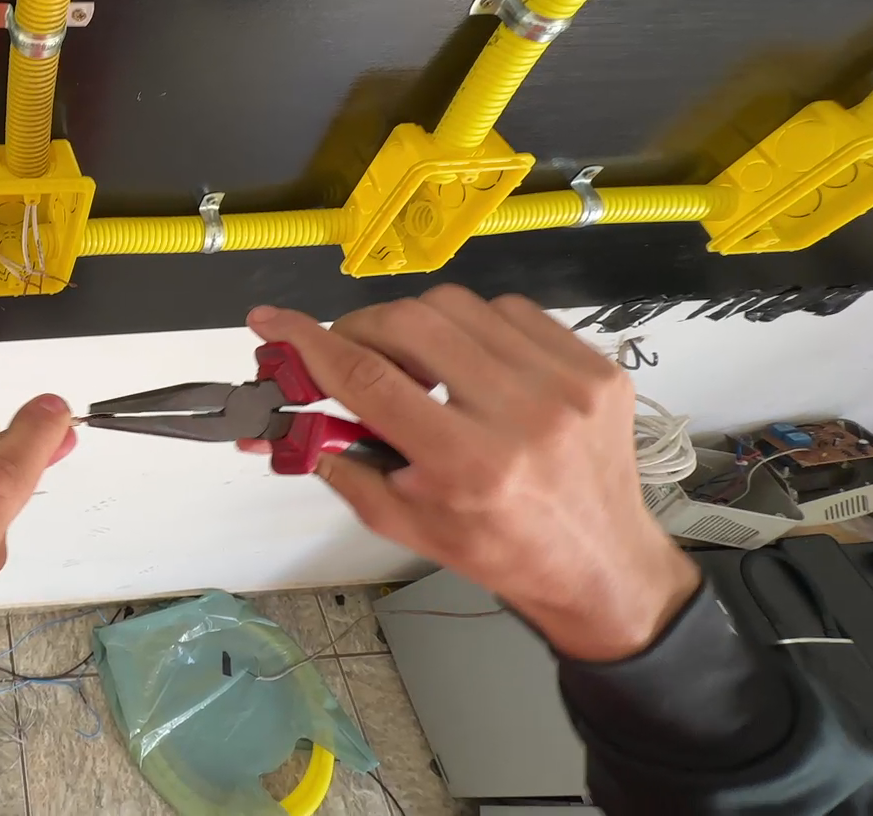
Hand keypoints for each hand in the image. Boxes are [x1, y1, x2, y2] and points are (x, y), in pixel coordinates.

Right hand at [245, 286, 700, 661]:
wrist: (603, 566)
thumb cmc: (491, 546)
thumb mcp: (394, 517)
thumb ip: (328, 459)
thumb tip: (270, 424)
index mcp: (466, 463)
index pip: (366, 377)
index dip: (305, 340)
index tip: (269, 320)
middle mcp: (522, 414)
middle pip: (407, 324)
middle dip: (357, 328)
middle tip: (346, 351)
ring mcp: (566, 383)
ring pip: (452, 305)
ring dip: (411, 325)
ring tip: (410, 363)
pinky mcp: (594, 366)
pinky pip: (505, 309)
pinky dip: (467, 325)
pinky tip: (464, 360)